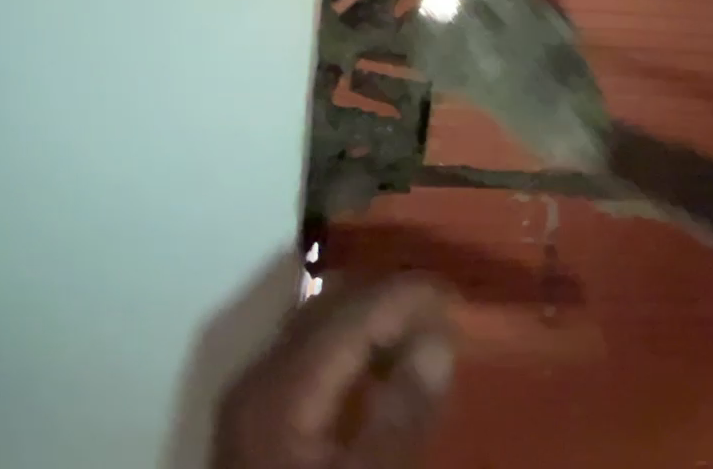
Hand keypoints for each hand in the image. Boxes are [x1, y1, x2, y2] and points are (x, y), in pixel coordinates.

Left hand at [214, 277, 454, 468]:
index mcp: (283, 386)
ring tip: (424, 333)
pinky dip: (352, 346)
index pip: (353, 312)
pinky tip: (384, 368)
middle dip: (390, 301)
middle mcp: (261, 374)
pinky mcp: (260, 418)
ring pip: (320, 326)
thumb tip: (438, 341)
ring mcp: (255, 395)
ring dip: (372, 320)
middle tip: (446, 314)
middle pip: (331, 308)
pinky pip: (312, 354)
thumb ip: (403, 415)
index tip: (457, 297)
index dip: (406, 296)